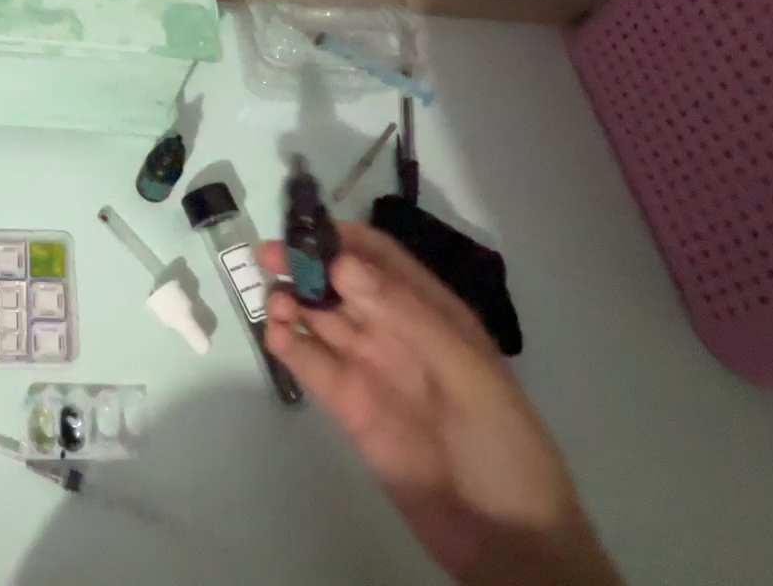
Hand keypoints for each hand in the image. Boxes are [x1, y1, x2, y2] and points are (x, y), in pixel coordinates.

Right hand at [259, 224, 620, 585]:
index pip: (382, 260)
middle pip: (342, 284)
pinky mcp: (347, 405)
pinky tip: (275, 335)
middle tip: (267, 256)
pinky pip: (311, 364)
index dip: (345, 239)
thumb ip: (406, 317)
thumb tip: (343, 264)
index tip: (304, 229)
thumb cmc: (504, 446)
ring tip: (273, 302)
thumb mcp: (468, 375)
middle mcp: (396, 332)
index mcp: (434, 315)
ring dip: (293, 301)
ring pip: (321, 318)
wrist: (506, 542)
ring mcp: (369, 367)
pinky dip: (289, 345)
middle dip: (306, 265)